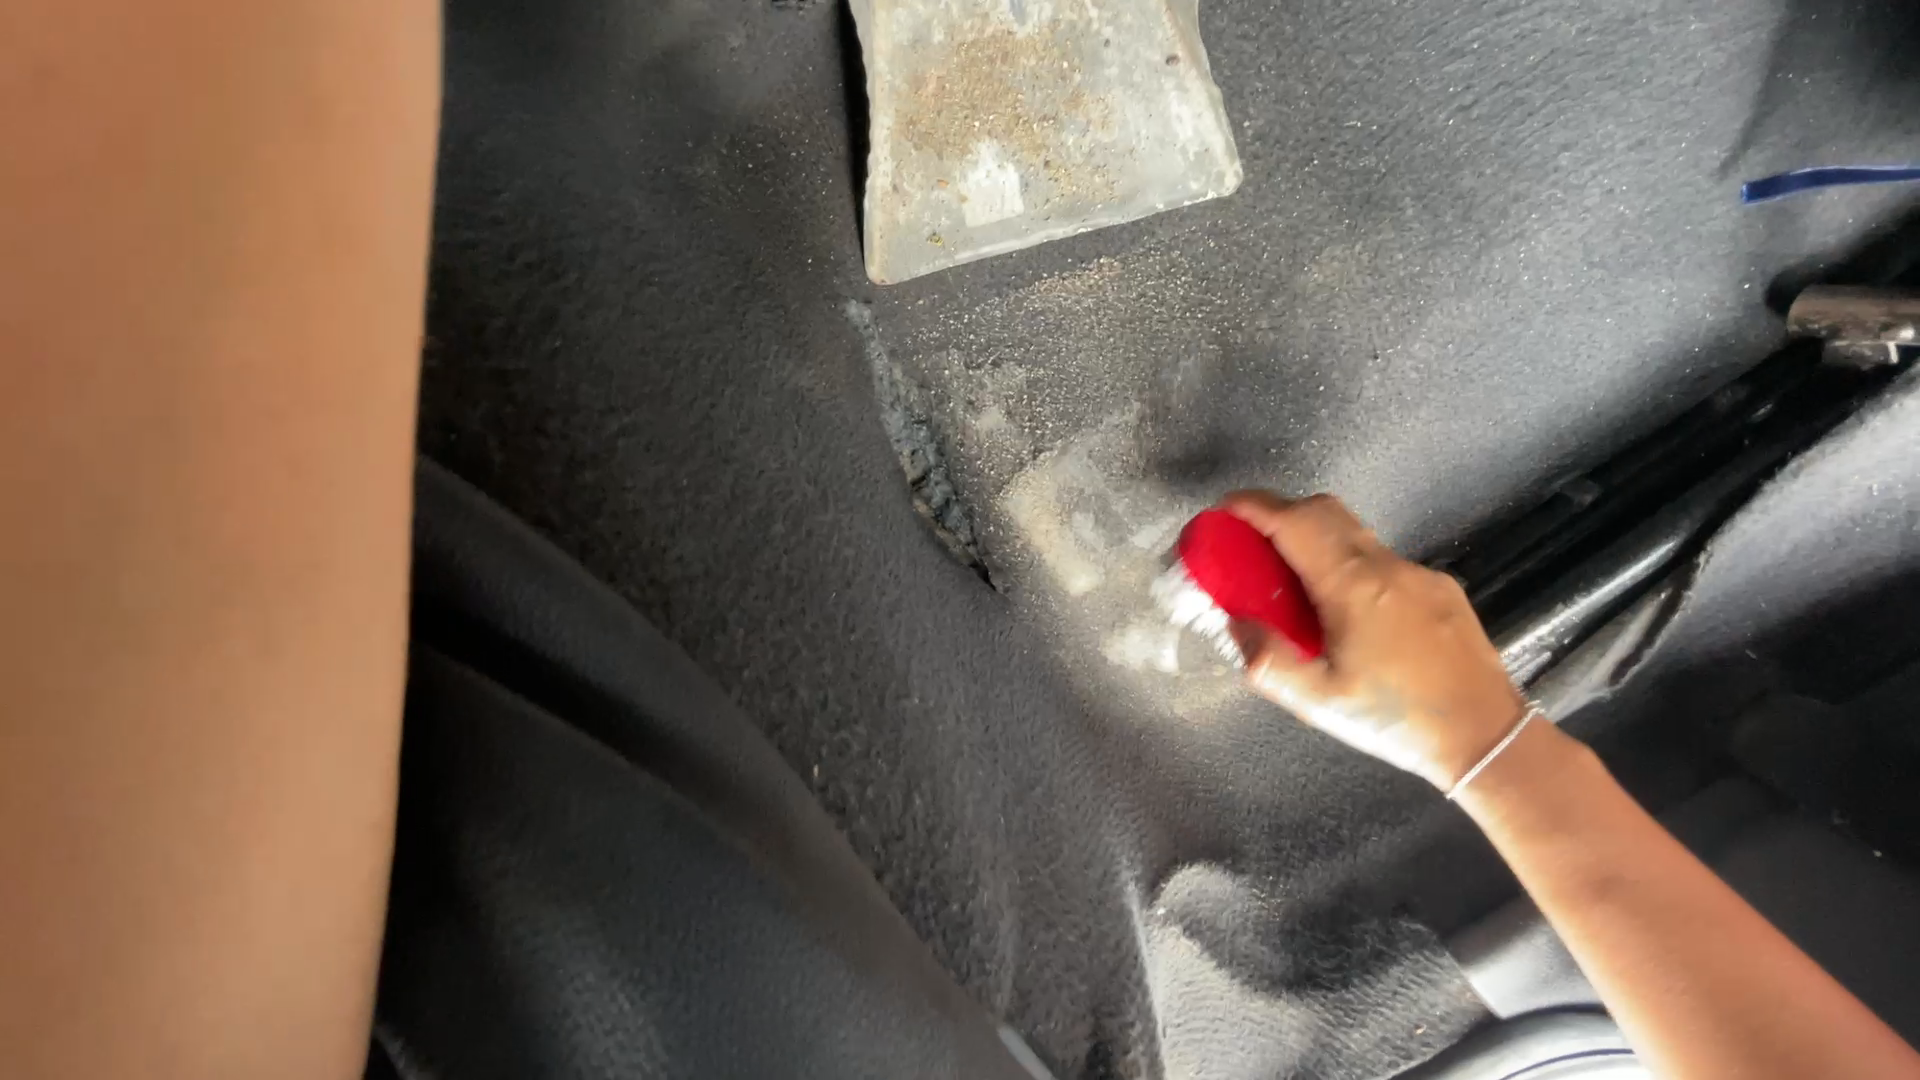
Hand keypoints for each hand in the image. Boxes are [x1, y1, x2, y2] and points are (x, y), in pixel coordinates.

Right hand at [1222, 491, 1529, 789]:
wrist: (1489, 737)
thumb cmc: (1397, 719)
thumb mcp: (1317, 701)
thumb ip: (1266, 658)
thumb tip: (1234, 620)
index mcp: (1352, 588)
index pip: (1294, 522)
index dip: (1253, 506)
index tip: (1225, 509)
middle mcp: (1386, 567)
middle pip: (1324, 509)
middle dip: (1279, 510)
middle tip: (1249, 536)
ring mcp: (1418, 573)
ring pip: (1353, 531)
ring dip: (1312, 534)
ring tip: (1289, 574)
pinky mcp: (1439, 587)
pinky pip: (1379, 557)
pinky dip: (1345, 560)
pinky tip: (1343, 606)